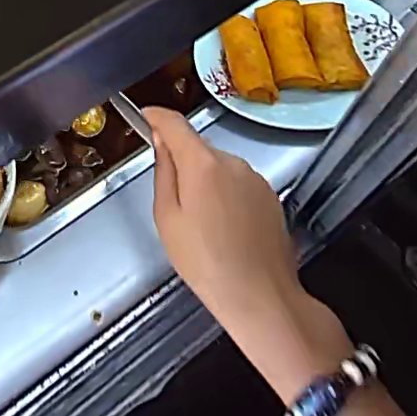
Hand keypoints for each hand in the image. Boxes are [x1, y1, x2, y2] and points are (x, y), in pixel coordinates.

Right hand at [145, 105, 301, 317]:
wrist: (263, 299)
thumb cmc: (208, 264)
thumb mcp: (166, 217)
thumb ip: (163, 171)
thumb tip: (162, 143)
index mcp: (203, 164)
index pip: (174, 122)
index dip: (156, 116)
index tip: (146, 116)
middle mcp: (232, 163)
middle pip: (197, 146)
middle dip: (182, 161)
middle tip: (174, 199)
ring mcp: (254, 178)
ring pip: (217, 165)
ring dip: (205, 179)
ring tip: (202, 221)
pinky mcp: (270, 195)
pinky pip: (237, 182)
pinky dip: (226, 193)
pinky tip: (225, 226)